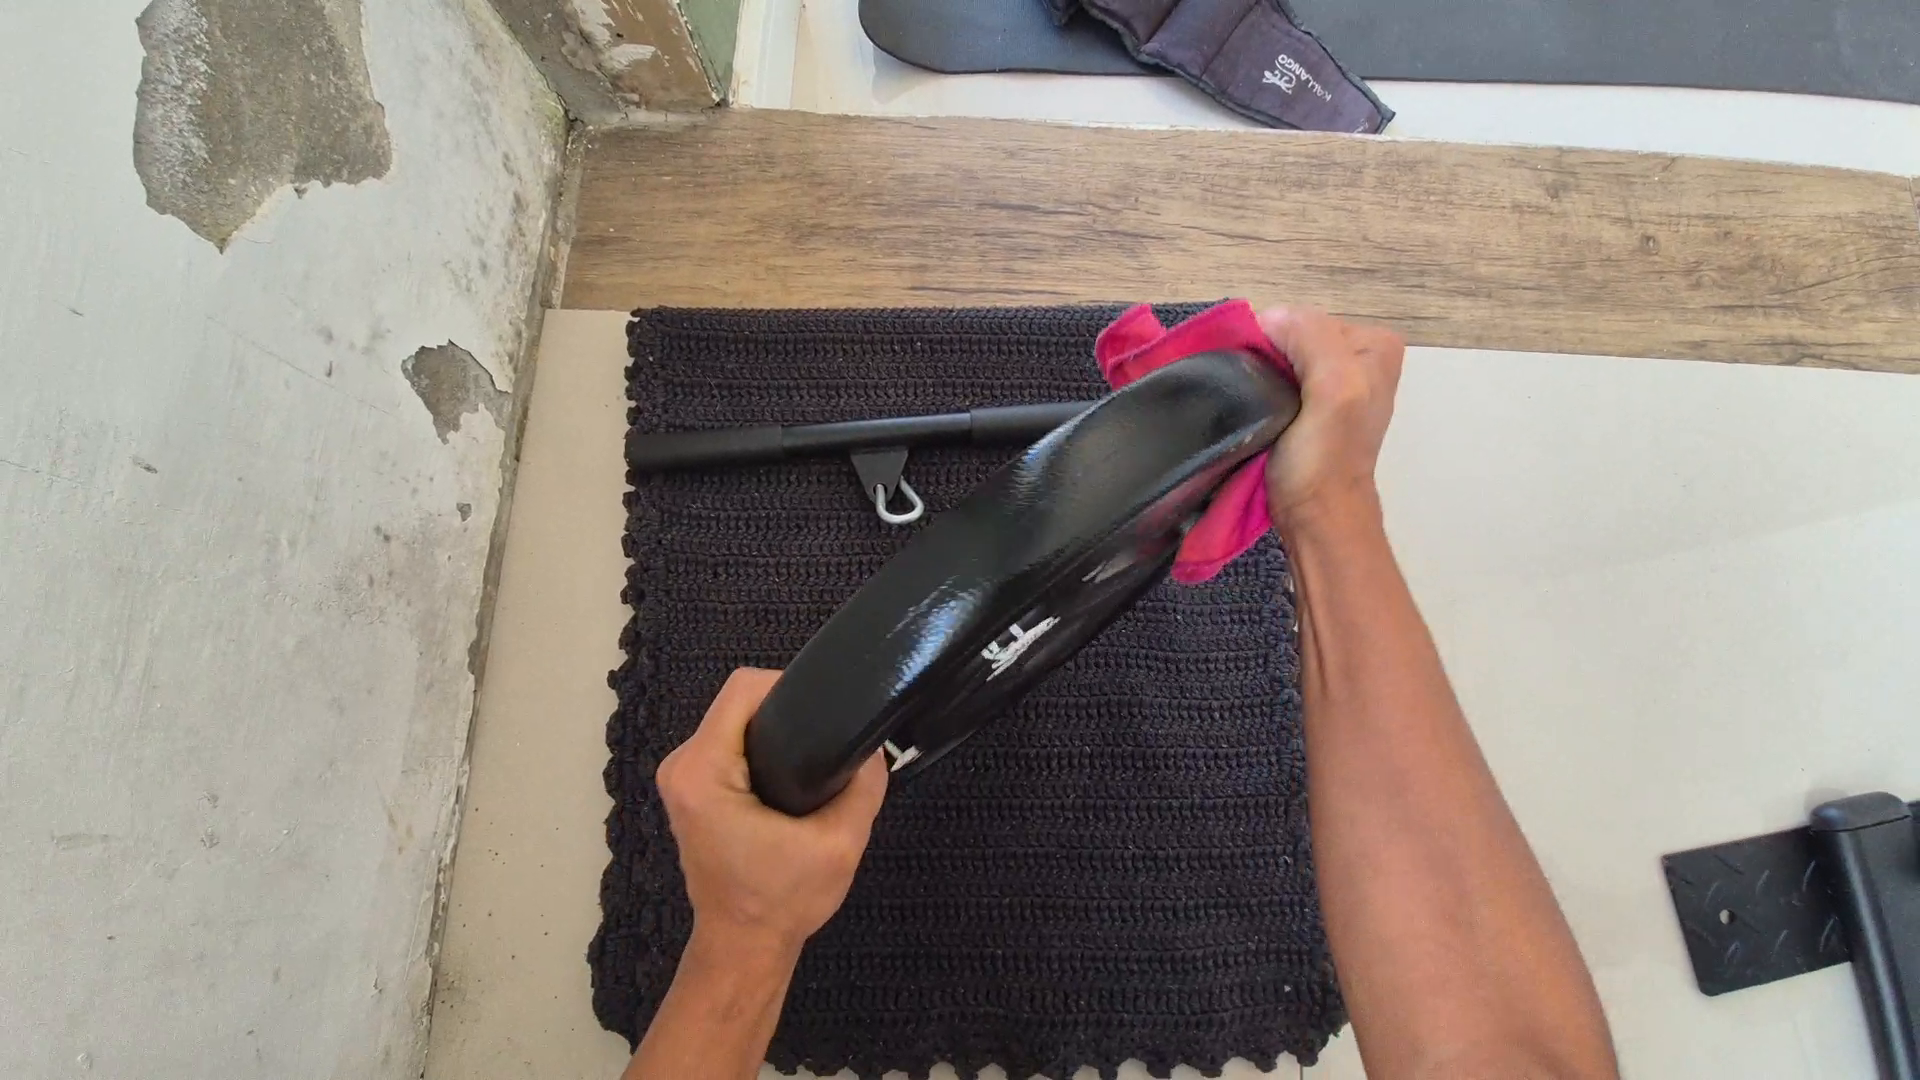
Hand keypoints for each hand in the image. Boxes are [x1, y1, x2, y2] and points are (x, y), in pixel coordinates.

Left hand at [655, 668, 888, 958]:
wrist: (744, 947)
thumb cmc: (783, 901)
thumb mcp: (840, 844)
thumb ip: (865, 785)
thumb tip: (872, 745)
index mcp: (704, 773)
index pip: (743, 689)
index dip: (788, 685)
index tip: (826, 706)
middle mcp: (683, 766)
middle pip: (739, 700)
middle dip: (787, 707)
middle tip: (828, 732)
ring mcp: (683, 775)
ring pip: (735, 716)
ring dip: (775, 724)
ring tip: (815, 748)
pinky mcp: (693, 786)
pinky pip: (730, 737)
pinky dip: (761, 740)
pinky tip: (792, 764)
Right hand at [1256, 307, 1405, 531]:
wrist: (1315, 515)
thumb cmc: (1323, 459)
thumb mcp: (1332, 389)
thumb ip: (1310, 340)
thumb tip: (1269, 317)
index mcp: (1372, 343)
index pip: (1302, 319)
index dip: (1271, 343)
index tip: (1256, 380)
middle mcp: (1359, 356)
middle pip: (1291, 336)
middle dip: (1267, 358)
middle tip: (1256, 395)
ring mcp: (1334, 382)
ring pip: (1280, 358)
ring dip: (1260, 376)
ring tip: (1255, 406)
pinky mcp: (1310, 406)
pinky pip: (1277, 379)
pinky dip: (1261, 390)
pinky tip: (1258, 411)